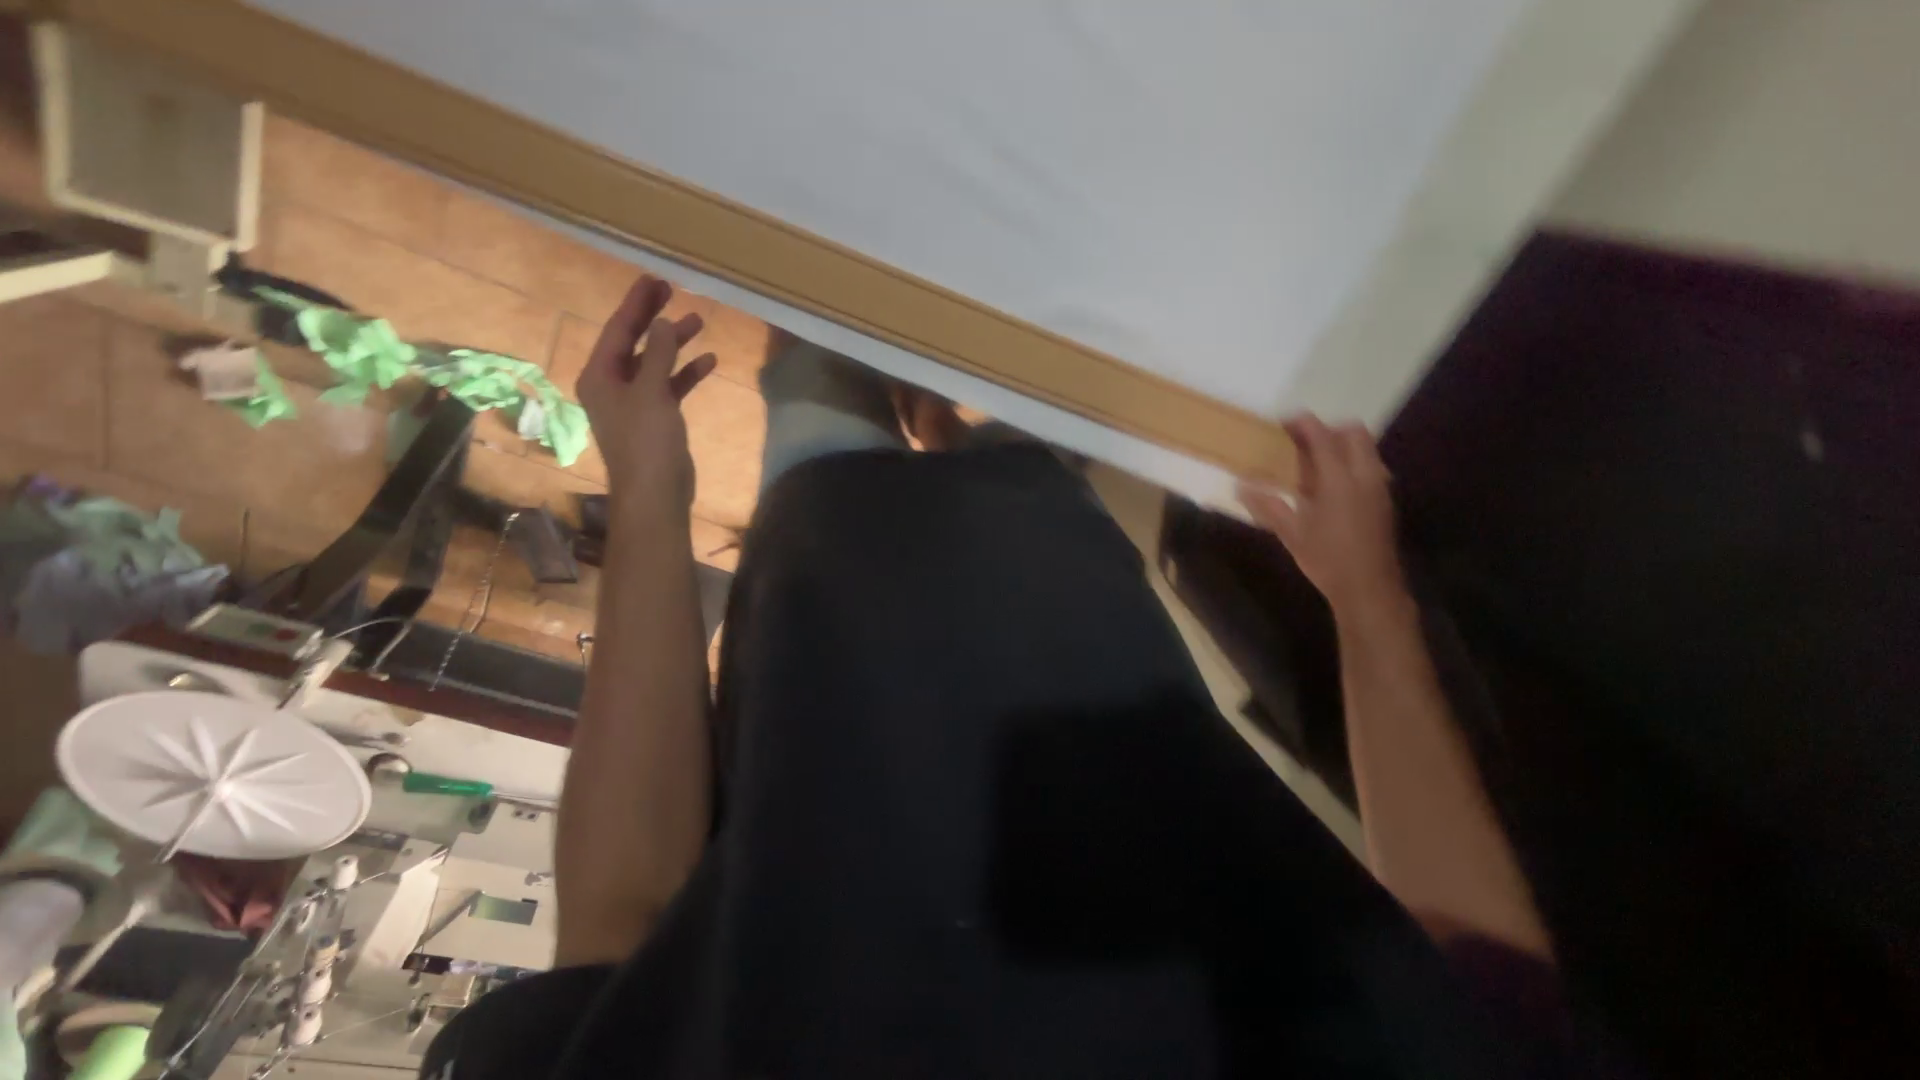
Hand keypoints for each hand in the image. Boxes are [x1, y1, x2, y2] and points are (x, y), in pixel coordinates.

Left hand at [576, 275, 716, 510]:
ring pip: (655, 363)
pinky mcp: (655, 419)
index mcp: (600, 375)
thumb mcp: (651, 392)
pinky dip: (686, 373)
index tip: (655, 280)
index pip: (618, 329)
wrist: (654, 493)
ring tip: (699, 322)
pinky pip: (669, 386)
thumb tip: (664, 322)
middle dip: (654, 318)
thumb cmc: (646, 441)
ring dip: (675, 344)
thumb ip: (660, 354)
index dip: (637, 304)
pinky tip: (709, 362)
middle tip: (673, 291)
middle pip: (634, 342)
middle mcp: (612, 385)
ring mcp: (633, 403)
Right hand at [1240, 414, 1405, 617]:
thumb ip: (1268, 505)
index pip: (1322, 437)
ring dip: (1344, 444)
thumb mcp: (1291, 533)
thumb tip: (1240, 486)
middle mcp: (1363, 475)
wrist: (1369, 587)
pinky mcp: (1384, 500)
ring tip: (1318, 461)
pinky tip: (1334, 485)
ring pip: (1367, 448)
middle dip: (1329, 429)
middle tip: (1304, 441)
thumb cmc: (1327, 558)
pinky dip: (1354, 462)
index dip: (1304, 424)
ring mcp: (1378, 487)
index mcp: (1338, 479)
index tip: (1285, 421)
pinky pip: (1371, 466)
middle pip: (1354, 432)